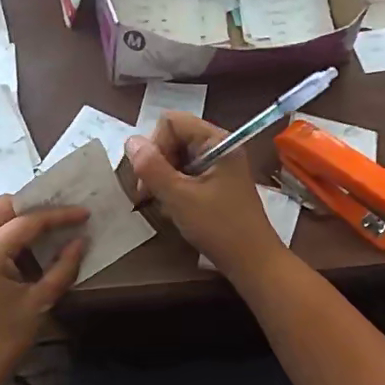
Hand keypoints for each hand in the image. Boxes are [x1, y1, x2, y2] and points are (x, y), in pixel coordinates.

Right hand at [125, 111, 283, 278]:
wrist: (253, 262)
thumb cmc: (219, 227)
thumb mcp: (179, 197)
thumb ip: (152, 168)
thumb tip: (130, 141)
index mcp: (217, 141)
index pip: (172, 122)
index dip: (154, 145)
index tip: (147, 176)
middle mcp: (220, 147)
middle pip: (174, 138)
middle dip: (156, 163)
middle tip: (147, 194)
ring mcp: (220, 166)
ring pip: (178, 158)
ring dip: (163, 178)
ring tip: (162, 204)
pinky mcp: (218, 183)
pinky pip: (188, 174)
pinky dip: (175, 188)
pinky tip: (174, 209)